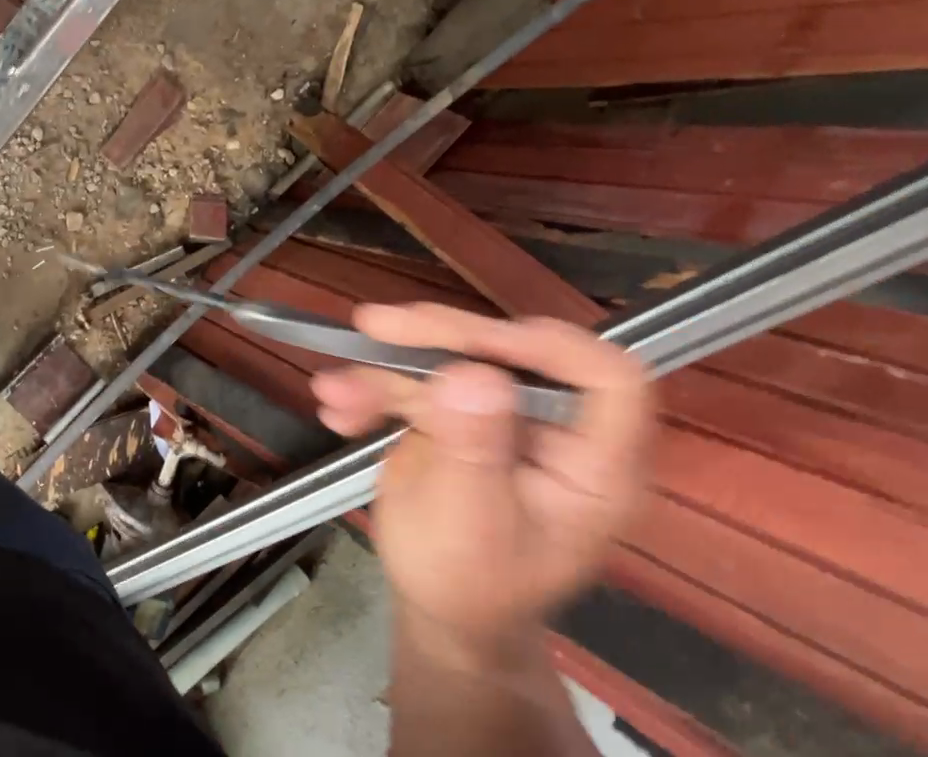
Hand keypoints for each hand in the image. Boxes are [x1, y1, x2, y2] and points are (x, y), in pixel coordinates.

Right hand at [311, 304, 654, 652]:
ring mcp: (502, 422)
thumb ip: (474, 449)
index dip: (547, 347)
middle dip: (442, 337)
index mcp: (594, 465)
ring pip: (453, 366)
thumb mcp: (469, 524)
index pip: (605, 379)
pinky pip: (417, 388)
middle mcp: (554, 431)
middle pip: (514, 356)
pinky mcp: (458, 420)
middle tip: (376, 325)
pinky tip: (338, 410)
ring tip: (332, 389)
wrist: (439, 612)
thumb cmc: (468, 585)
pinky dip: (372, 393)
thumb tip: (474, 376)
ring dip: (386, 371)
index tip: (473, 340)